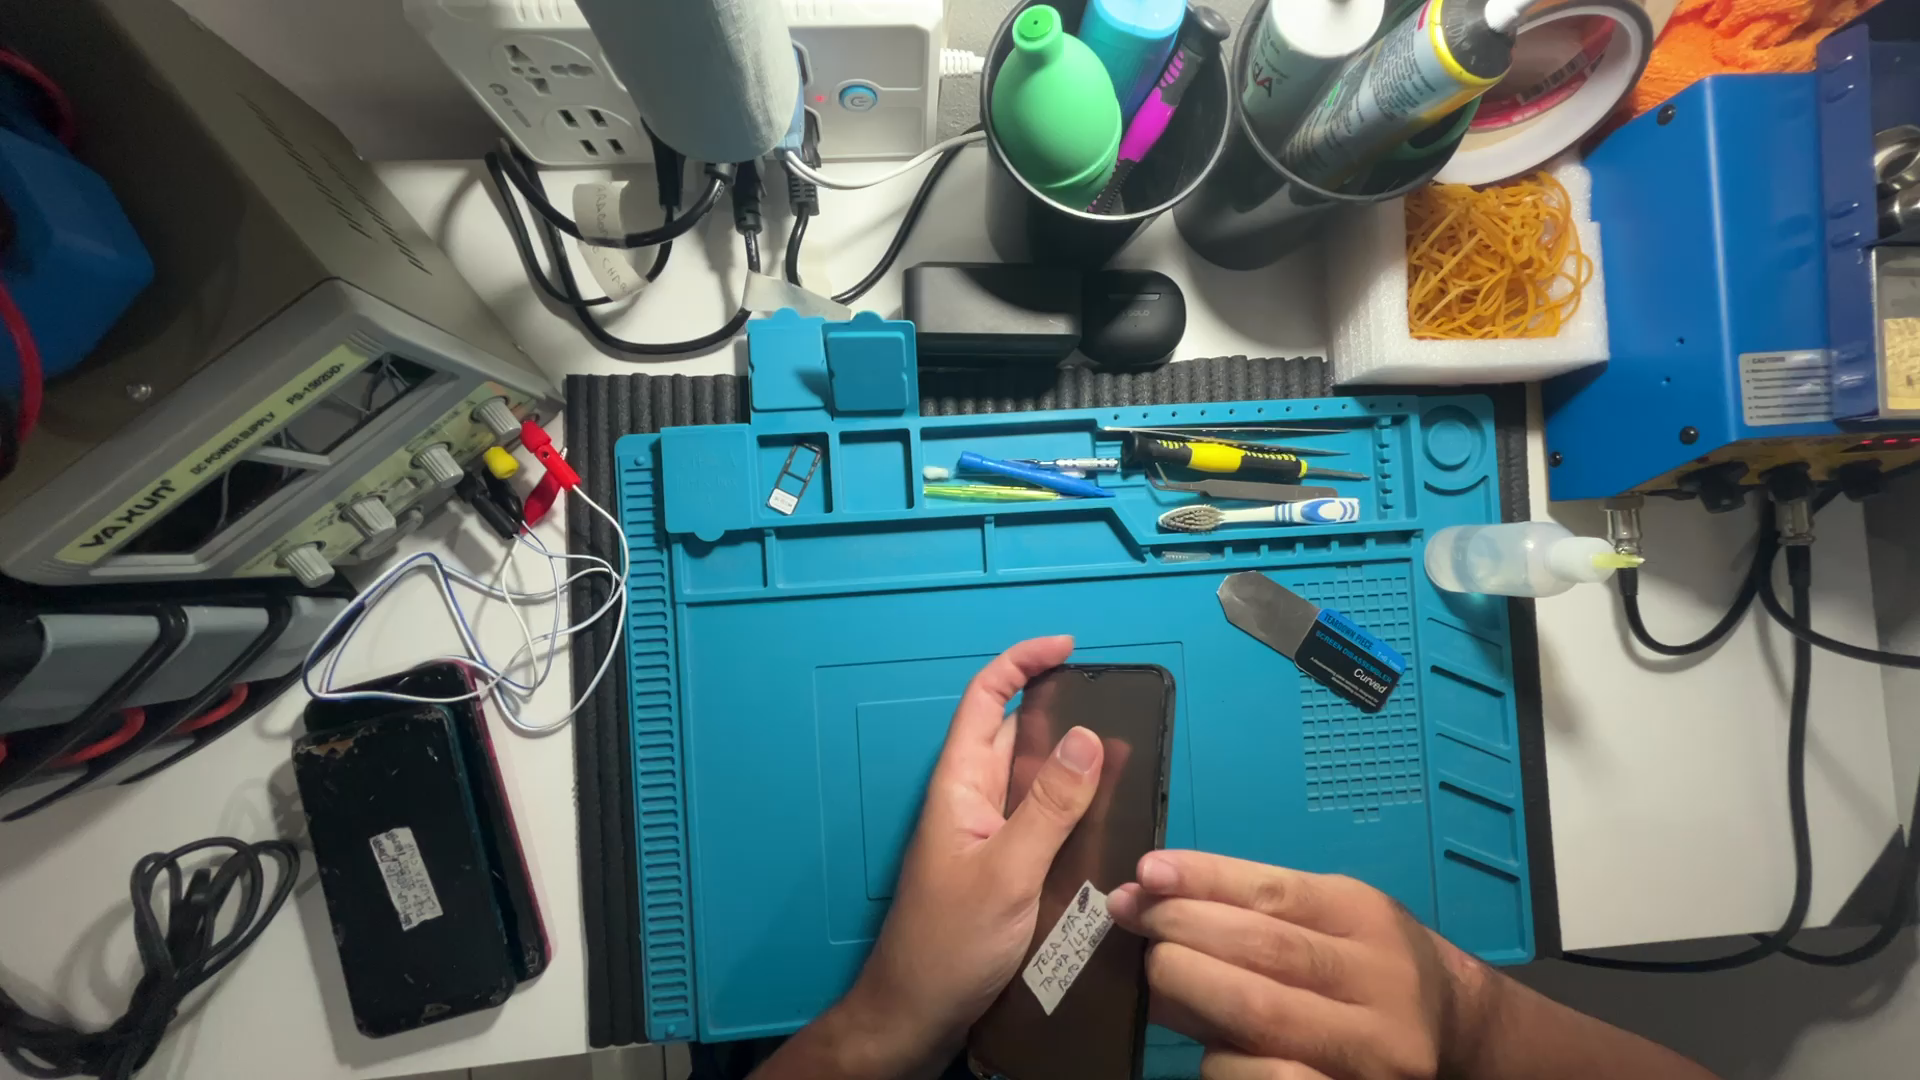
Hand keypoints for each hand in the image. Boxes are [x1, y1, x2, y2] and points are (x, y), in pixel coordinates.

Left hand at [837, 636, 1106, 1076]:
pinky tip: (1108, 816)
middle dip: (1061, 713)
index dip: (1021, 663)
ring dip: (1072, 763)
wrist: (917, 1017)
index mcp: (960, 781)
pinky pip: (1042, 817)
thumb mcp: (1006, 871)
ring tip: (1128, 759)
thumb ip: (1048, 806)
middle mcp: (974, 795)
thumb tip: (1088, 737)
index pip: (986, 698)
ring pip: (1033, 777)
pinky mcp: (1004, 861)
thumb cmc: (949, 942)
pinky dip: (1073, 806)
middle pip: (1016, 733)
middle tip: (1118, 712)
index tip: (1067, 648)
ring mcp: (989, 830)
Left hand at [1106, 851, 1491, 1079]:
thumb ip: (1241, 910)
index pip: (1271, 890)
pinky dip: (1221, 1059)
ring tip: (1156, 973)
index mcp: (1362, 917)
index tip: (1145, 871)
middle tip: (1134, 920)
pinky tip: (1204, 1043)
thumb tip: (1141, 904)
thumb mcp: (1319, 915)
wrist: (1451, 1031)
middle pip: (1262, 949)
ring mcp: (1378, 1056)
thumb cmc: (1358, 959)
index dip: (1201, 878)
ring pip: (1261, 1016)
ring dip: (1189, 990)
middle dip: (1180, 930)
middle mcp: (1381, 984)